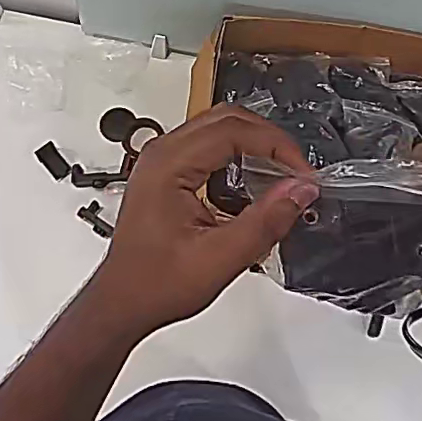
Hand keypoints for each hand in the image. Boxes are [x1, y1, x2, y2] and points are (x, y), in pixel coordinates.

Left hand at [81, 105, 319, 339]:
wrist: (121, 302)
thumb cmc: (153, 283)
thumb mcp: (219, 259)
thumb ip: (265, 222)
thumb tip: (300, 191)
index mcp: (169, 164)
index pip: (233, 130)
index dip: (275, 145)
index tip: (300, 170)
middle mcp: (162, 153)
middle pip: (227, 118)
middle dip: (269, 137)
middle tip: (295, 167)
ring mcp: (163, 159)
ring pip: (219, 126)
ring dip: (254, 142)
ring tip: (281, 171)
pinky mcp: (168, 170)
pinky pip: (209, 143)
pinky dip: (239, 152)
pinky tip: (254, 179)